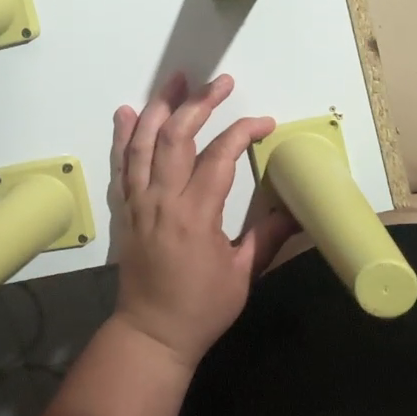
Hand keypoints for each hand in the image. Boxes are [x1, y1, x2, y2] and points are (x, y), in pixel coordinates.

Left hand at [108, 73, 296, 366]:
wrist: (150, 335)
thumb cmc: (201, 308)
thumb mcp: (243, 275)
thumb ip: (268, 236)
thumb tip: (296, 208)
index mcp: (196, 215)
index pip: (220, 155)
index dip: (243, 131)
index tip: (264, 123)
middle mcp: (162, 200)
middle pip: (176, 136)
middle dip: (200, 103)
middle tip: (220, 82)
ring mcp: (138, 202)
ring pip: (143, 143)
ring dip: (159, 107)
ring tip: (176, 80)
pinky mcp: (124, 209)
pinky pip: (120, 165)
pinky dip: (123, 136)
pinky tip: (127, 112)